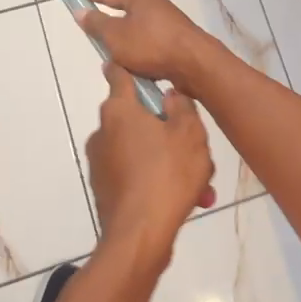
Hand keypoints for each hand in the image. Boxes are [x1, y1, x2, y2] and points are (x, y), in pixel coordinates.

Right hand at [77, 0, 221, 96]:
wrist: (195, 64)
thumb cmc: (151, 45)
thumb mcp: (115, 35)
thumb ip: (96, 24)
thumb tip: (80, 10)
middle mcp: (154, 4)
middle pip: (124, 10)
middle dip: (109, 20)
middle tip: (92, 25)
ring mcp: (167, 22)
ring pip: (136, 30)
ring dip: (124, 41)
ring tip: (109, 54)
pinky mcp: (175, 41)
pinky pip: (148, 44)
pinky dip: (138, 52)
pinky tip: (132, 66)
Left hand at [86, 64, 215, 260]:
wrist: (139, 236)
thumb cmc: (167, 175)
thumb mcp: (190, 134)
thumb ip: (182, 108)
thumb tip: (169, 96)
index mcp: (119, 110)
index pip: (118, 75)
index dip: (127, 68)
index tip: (134, 65)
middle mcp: (103, 131)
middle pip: (136, 119)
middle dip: (166, 132)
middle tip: (196, 151)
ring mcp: (100, 163)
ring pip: (141, 152)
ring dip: (167, 163)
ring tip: (200, 188)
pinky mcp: (104, 190)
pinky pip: (135, 177)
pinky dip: (156, 183)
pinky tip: (185, 202)